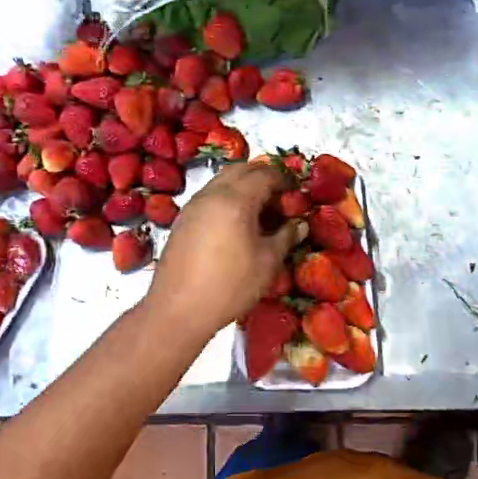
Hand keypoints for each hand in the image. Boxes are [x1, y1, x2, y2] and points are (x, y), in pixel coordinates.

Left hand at [143, 162, 301, 338]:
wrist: (179, 308)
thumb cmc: (230, 286)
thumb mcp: (267, 263)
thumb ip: (285, 237)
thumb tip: (299, 224)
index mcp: (235, 199)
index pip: (265, 174)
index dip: (284, 180)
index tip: (297, 193)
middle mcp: (212, 194)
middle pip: (241, 169)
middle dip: (263, 176)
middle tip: (279, 198)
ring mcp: (193, 205)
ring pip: (222, 181)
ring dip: (243, 186)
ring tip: (259, 212)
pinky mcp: (183, 220)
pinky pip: (209, 197)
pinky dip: (226, 199)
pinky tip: (236, 225)